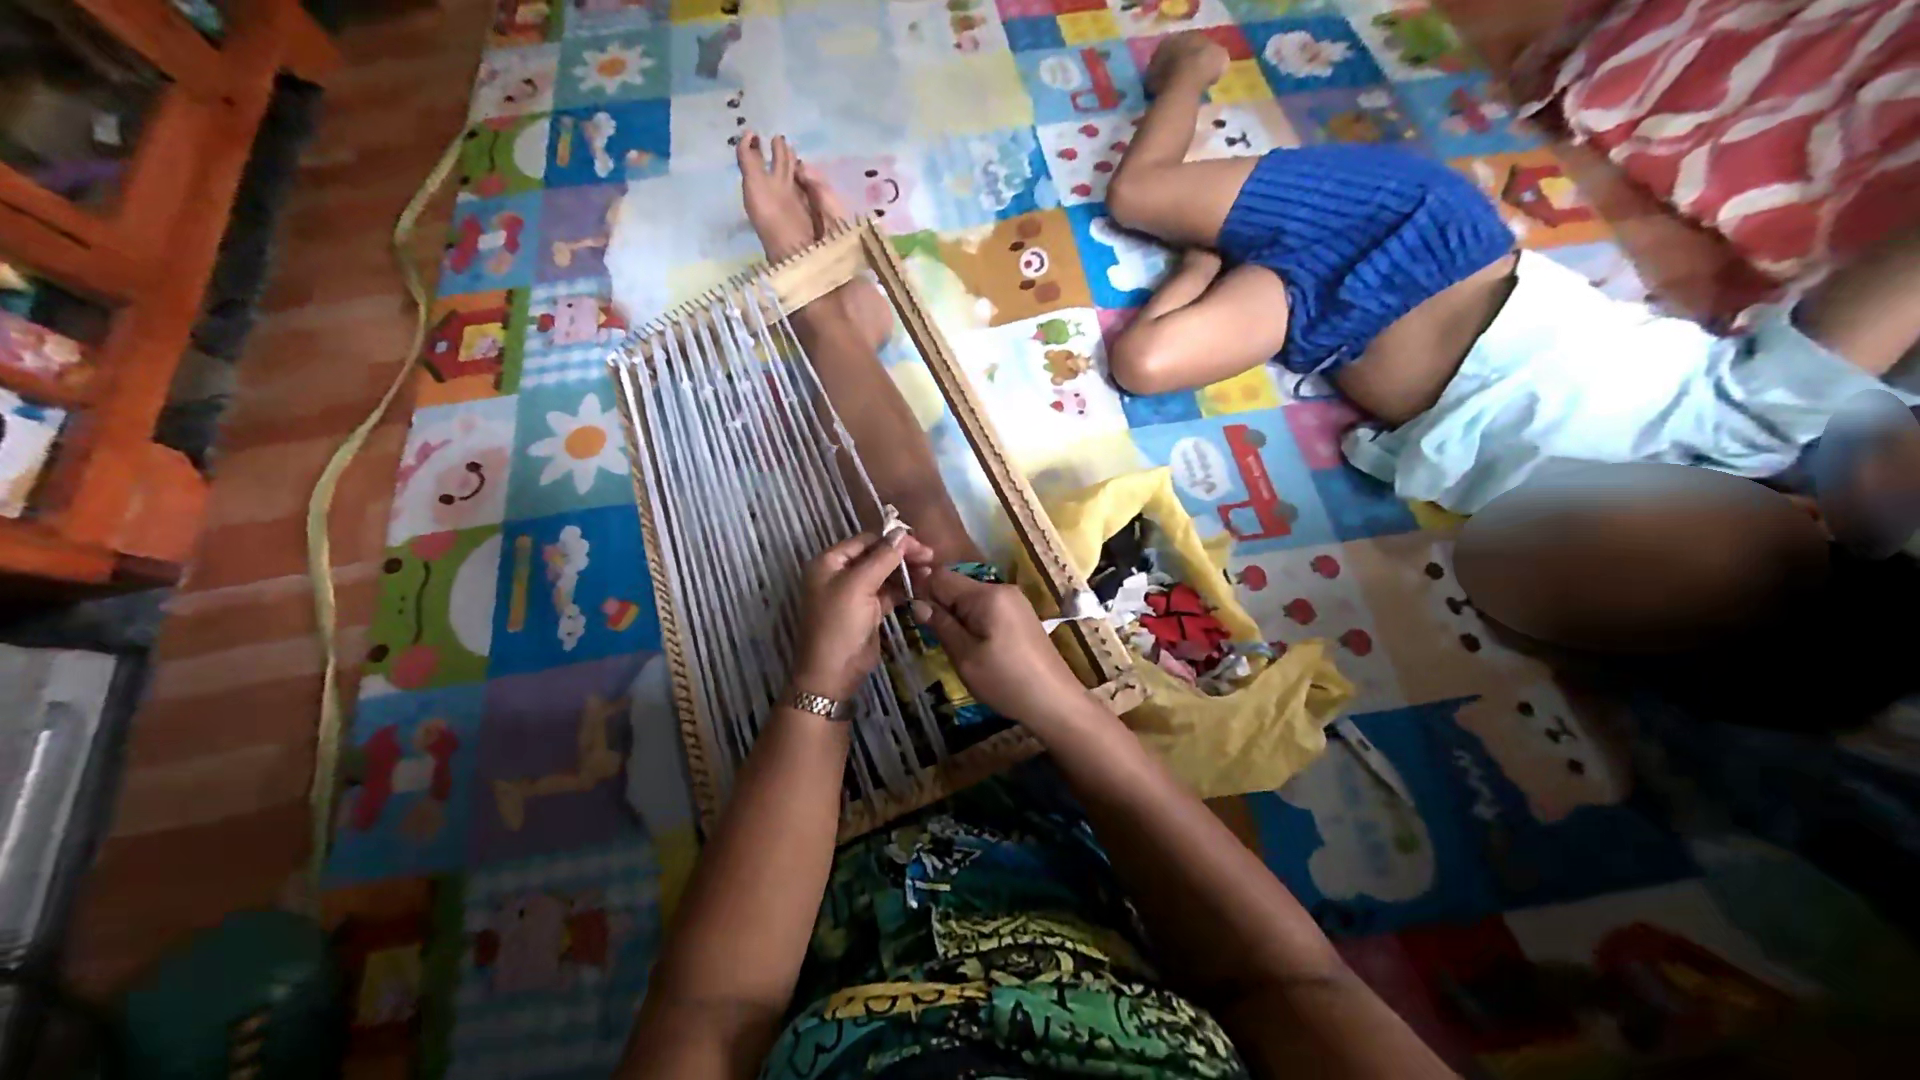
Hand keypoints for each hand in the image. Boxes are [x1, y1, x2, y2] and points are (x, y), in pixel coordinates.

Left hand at [790, 530, 934, 702]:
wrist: (833, 673)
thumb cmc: (839, 624)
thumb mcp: (859, 586)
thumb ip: (882, 558)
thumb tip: (902, 533)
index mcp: (830, 562)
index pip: (866, 540)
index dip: (893, 540)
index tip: (920, 545)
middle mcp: (841, 573)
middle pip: (877, 555)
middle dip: (903, 556)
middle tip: (931, 559)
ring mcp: (855, 593)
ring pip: (886, 574)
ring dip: (906, 572)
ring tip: (931, 573)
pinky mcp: (869, 610)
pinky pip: (889, 592)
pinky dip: (904, 589)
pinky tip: (923, 587)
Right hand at [909, 566, 1088, 723]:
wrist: (1054, 700)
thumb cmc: (1006, 680)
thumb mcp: (965, 657)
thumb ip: (941, 625)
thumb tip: (918, 603)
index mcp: (987, 595)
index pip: (941, 576)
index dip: (922, 591)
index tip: (914, 616)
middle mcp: (1001, 588)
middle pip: (957, 586)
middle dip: (941, 606)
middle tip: (934, 637)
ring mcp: (1014, 600)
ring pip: (971, 598)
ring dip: (958, 616)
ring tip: (956, 646)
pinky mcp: (1020, 614)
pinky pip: (987, 608)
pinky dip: (974, 621)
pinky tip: (976, 647)